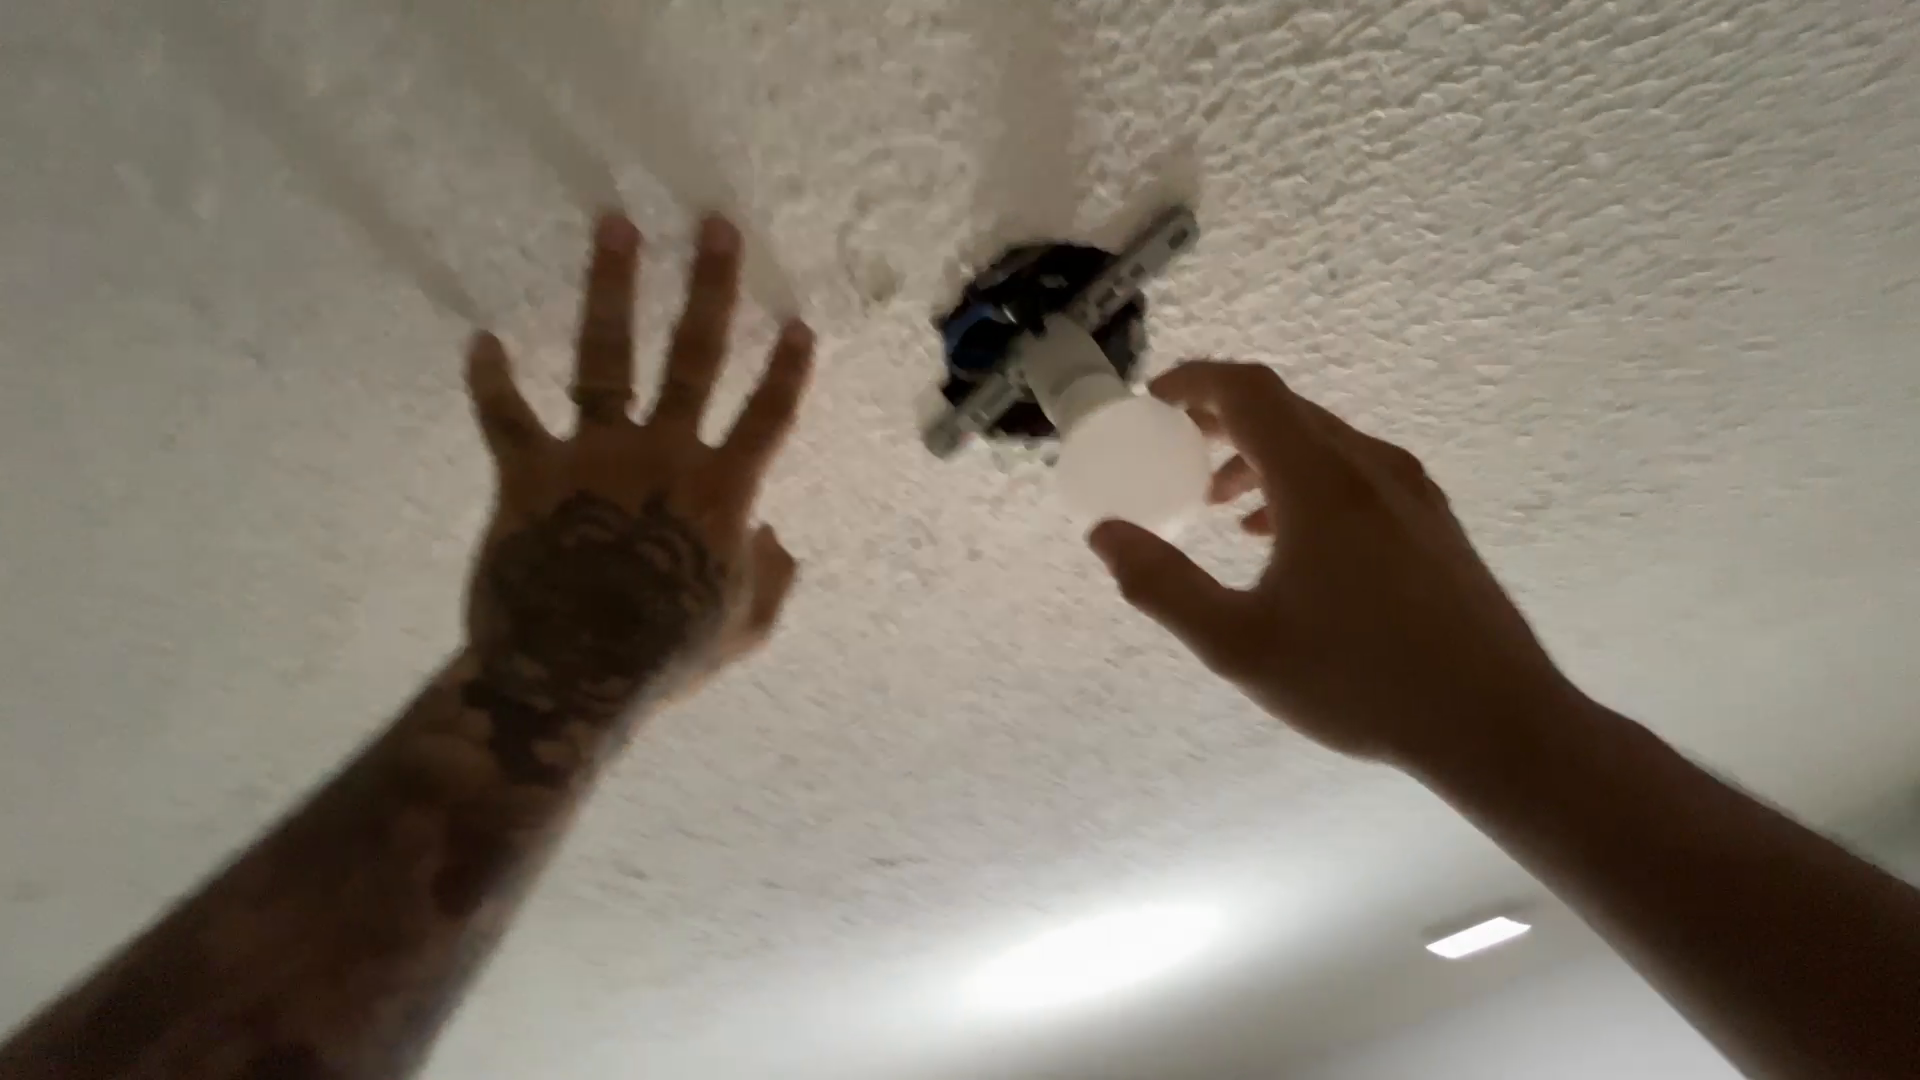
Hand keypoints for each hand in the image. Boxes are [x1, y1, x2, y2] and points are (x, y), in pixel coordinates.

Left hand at [461, 212, 812, 735]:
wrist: (571, 676)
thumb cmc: (668, 655)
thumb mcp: (746, 627)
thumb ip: (773, 578)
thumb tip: (776, 538)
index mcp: (722, 492)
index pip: (768, 417)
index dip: (787, 371)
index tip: (797, 323)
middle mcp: (664, 454)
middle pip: (694, 358)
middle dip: (710, 289)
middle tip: (714, 228)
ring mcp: (594, 456)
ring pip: (605, 356)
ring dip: (611, 288)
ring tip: (614, 226)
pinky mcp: (529, 473)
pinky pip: (506, 417)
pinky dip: (492, 382)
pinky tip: (481, 341)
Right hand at [1087, 361, 1573, 765]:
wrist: (1499, 725)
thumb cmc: (1358, 682)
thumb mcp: (1237, 644)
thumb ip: (1161, 585)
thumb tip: (1104, 534)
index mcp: (1320, 482)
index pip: (1248, 391)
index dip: (1193, 383)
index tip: (1152, 402)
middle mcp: (1368, 466)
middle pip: (1283, 408)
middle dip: (1218, 418)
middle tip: (1173, 449)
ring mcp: (1408, 490)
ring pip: (1318, 439)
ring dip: (1257, 453)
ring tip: (1218, 501)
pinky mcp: (1428, 519)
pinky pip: (1349, 471)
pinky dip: (1298, 479)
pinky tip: (1279, 535)